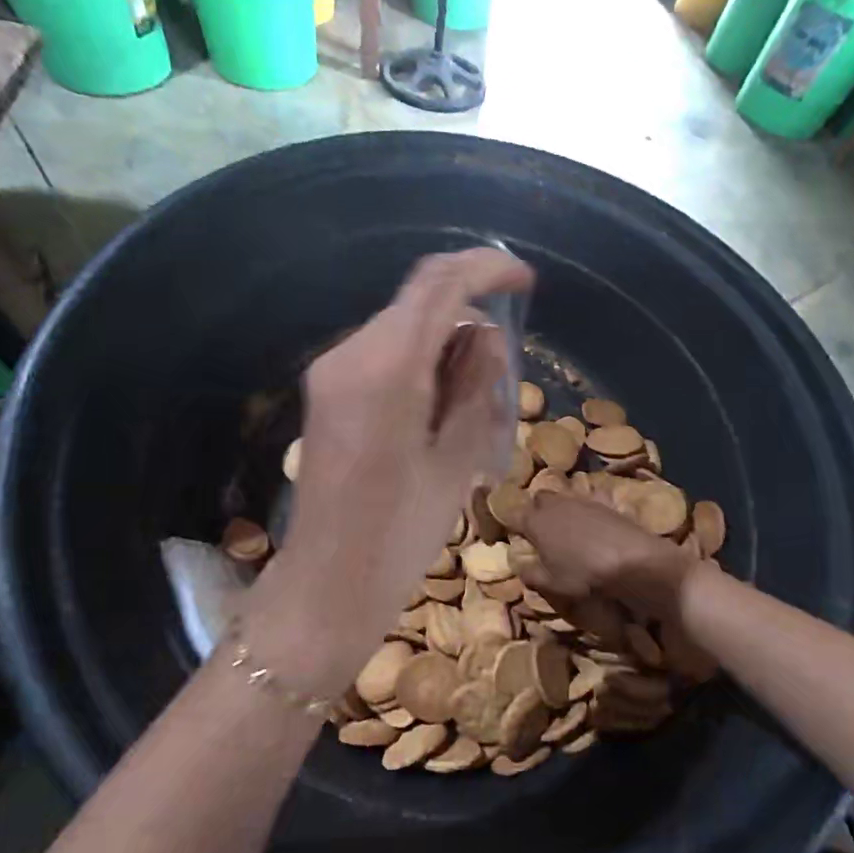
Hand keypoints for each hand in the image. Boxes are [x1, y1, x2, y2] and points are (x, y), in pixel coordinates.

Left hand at [250, 250, 533, 692]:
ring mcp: (331, 371)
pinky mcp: (328, 390)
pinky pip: (384, 353)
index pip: (438, 285)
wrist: (328, 583)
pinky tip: (440, 406)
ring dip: (446, 341)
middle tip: (503, 365)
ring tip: (476, 398)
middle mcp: (350, 355)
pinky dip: (421, 361)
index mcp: (386, 368)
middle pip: (418, 302)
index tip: (525, 279)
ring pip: (402, 326)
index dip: (486, 269)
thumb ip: (475, 384)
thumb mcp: (455, 457)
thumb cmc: (401, 533)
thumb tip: (486, 334)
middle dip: (469, 312)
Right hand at [516, 491, 699, 621]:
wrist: (630, 559)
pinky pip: (591, 498)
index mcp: (535, 521)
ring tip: (568, 524)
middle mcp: (555, 503)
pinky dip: (589, 506)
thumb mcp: (551, 583)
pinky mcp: (605, 501)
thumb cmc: (583, 573)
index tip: (514, 533)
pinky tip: (595, 520)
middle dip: (538, 508)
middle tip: (542, 528)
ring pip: (564, 495)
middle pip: (540, 498)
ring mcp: (581, 499)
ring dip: (562, 506)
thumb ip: (530, 574)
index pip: (514, 514)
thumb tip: (518, 565)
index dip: (512, 522)